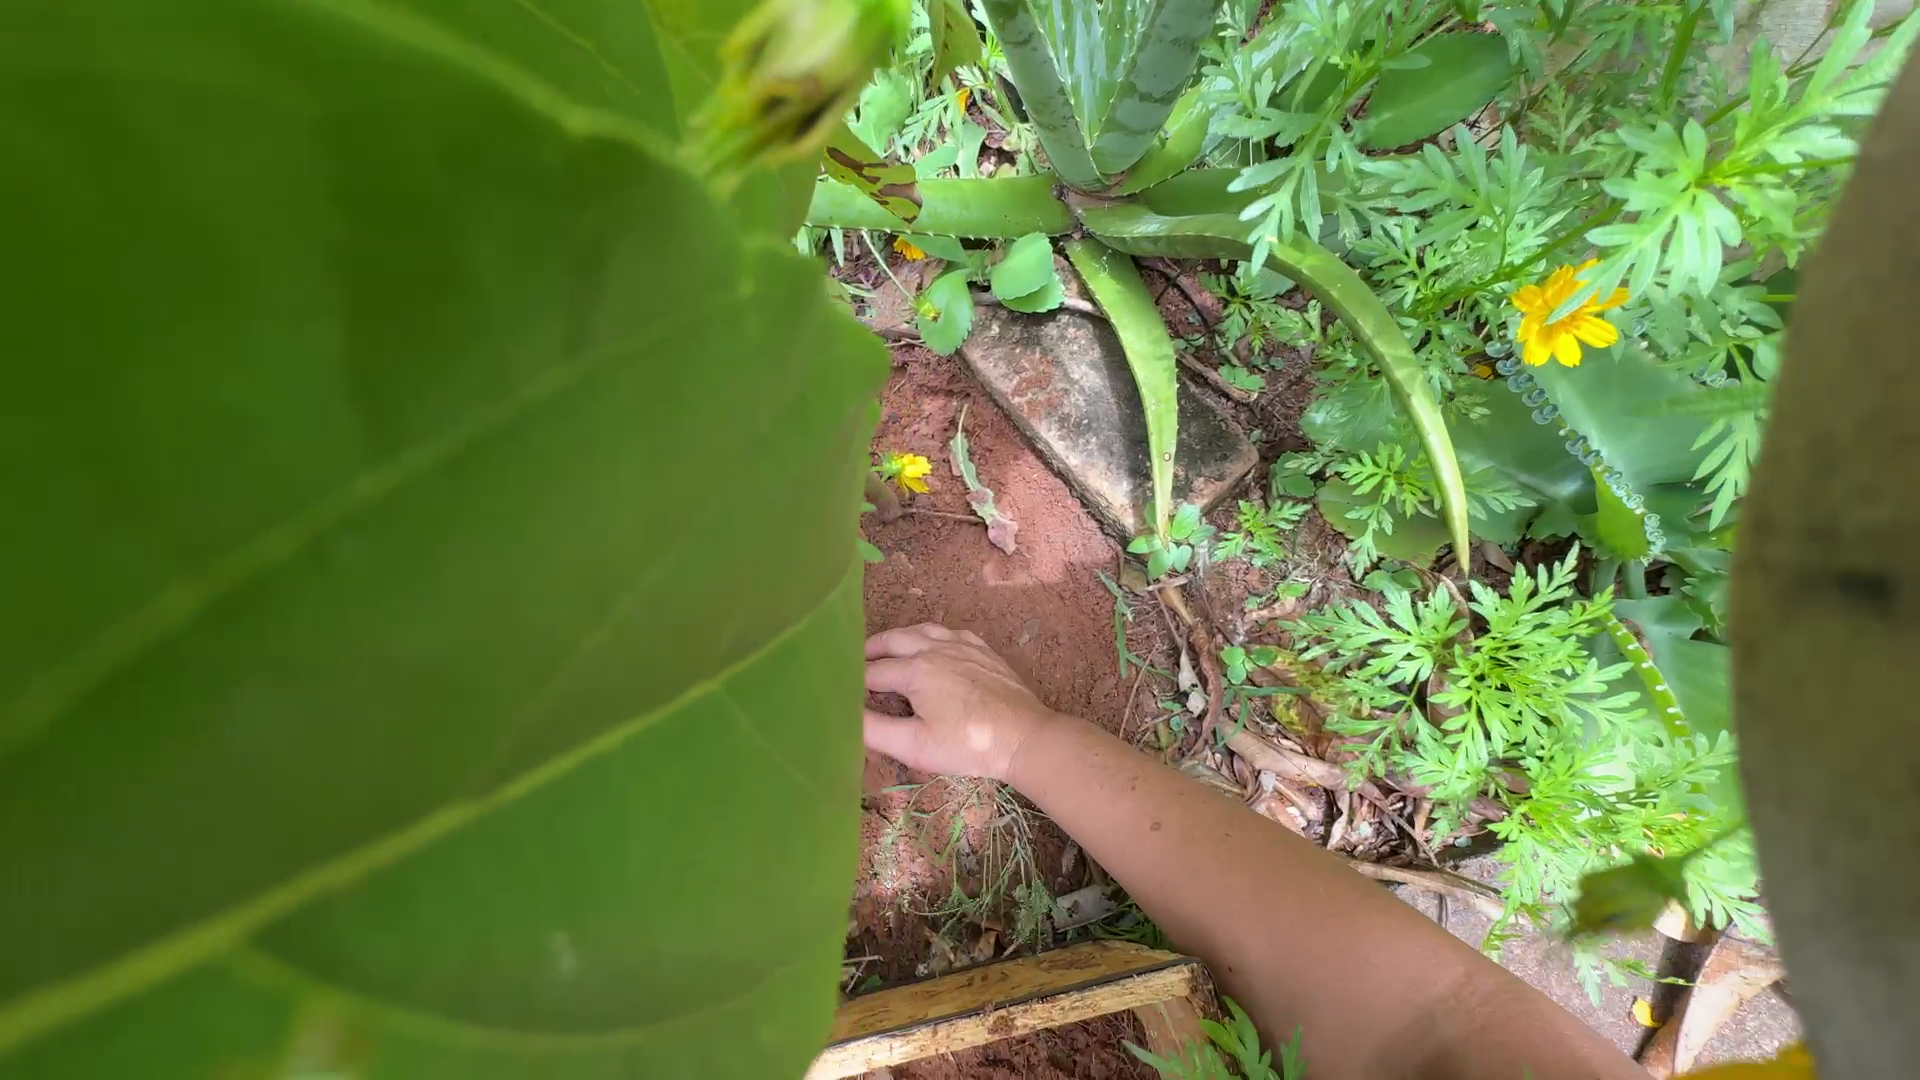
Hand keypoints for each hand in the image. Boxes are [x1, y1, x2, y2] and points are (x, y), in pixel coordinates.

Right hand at [863, 623, 1060, 782]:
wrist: (1024, 737)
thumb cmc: (967, 745)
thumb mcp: (916, 746)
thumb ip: (875, 730)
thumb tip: (846, 714)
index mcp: (916, 670)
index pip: (873, 672)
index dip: (854, 681)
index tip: (841, 689)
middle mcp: (936, 648)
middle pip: (894, 639)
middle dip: (871, 648)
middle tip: (854, 658)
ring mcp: (963, 645)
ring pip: (922, 629)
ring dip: (899, 637)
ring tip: (887, 648)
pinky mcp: (983, 650)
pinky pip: (950, 632)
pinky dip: (931, 635)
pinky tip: (932, 644)